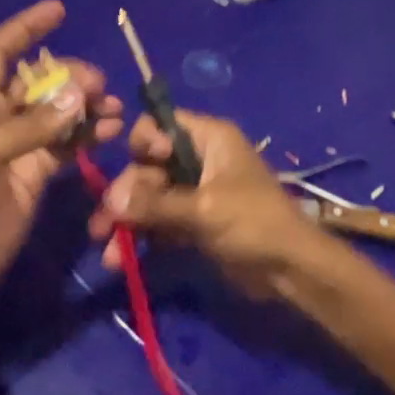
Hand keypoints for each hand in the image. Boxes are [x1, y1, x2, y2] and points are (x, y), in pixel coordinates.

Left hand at [0, 0, 123, 311]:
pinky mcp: (37, 175)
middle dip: (69, 76)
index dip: (25, 28)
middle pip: (38, 81)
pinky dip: (88, 136)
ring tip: (114, 110)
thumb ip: (30, 128)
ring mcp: (21, 147)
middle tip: (100, 88)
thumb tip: (78, 96)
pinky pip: (67, 145)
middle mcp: (0, 119)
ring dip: (85, 106)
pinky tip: (111, 132)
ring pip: (57, 113)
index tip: (59, 10)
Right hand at [89, 110, 326, 295]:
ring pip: (147, 200)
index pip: (160, 125)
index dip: (143, 144)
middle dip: (123, 197)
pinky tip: (123, 260)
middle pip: (146, 168)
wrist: (289, 269)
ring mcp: (194, 194)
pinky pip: (157, 224)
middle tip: (104, 226)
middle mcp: (198, 161)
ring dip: (126, 224)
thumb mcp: (204, 209)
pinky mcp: (191, 224)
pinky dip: (141, 239)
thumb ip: (155, 204)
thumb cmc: (254, 224)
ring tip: (109, 254)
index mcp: (209, 140)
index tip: (141, 168)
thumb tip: (109, 202)